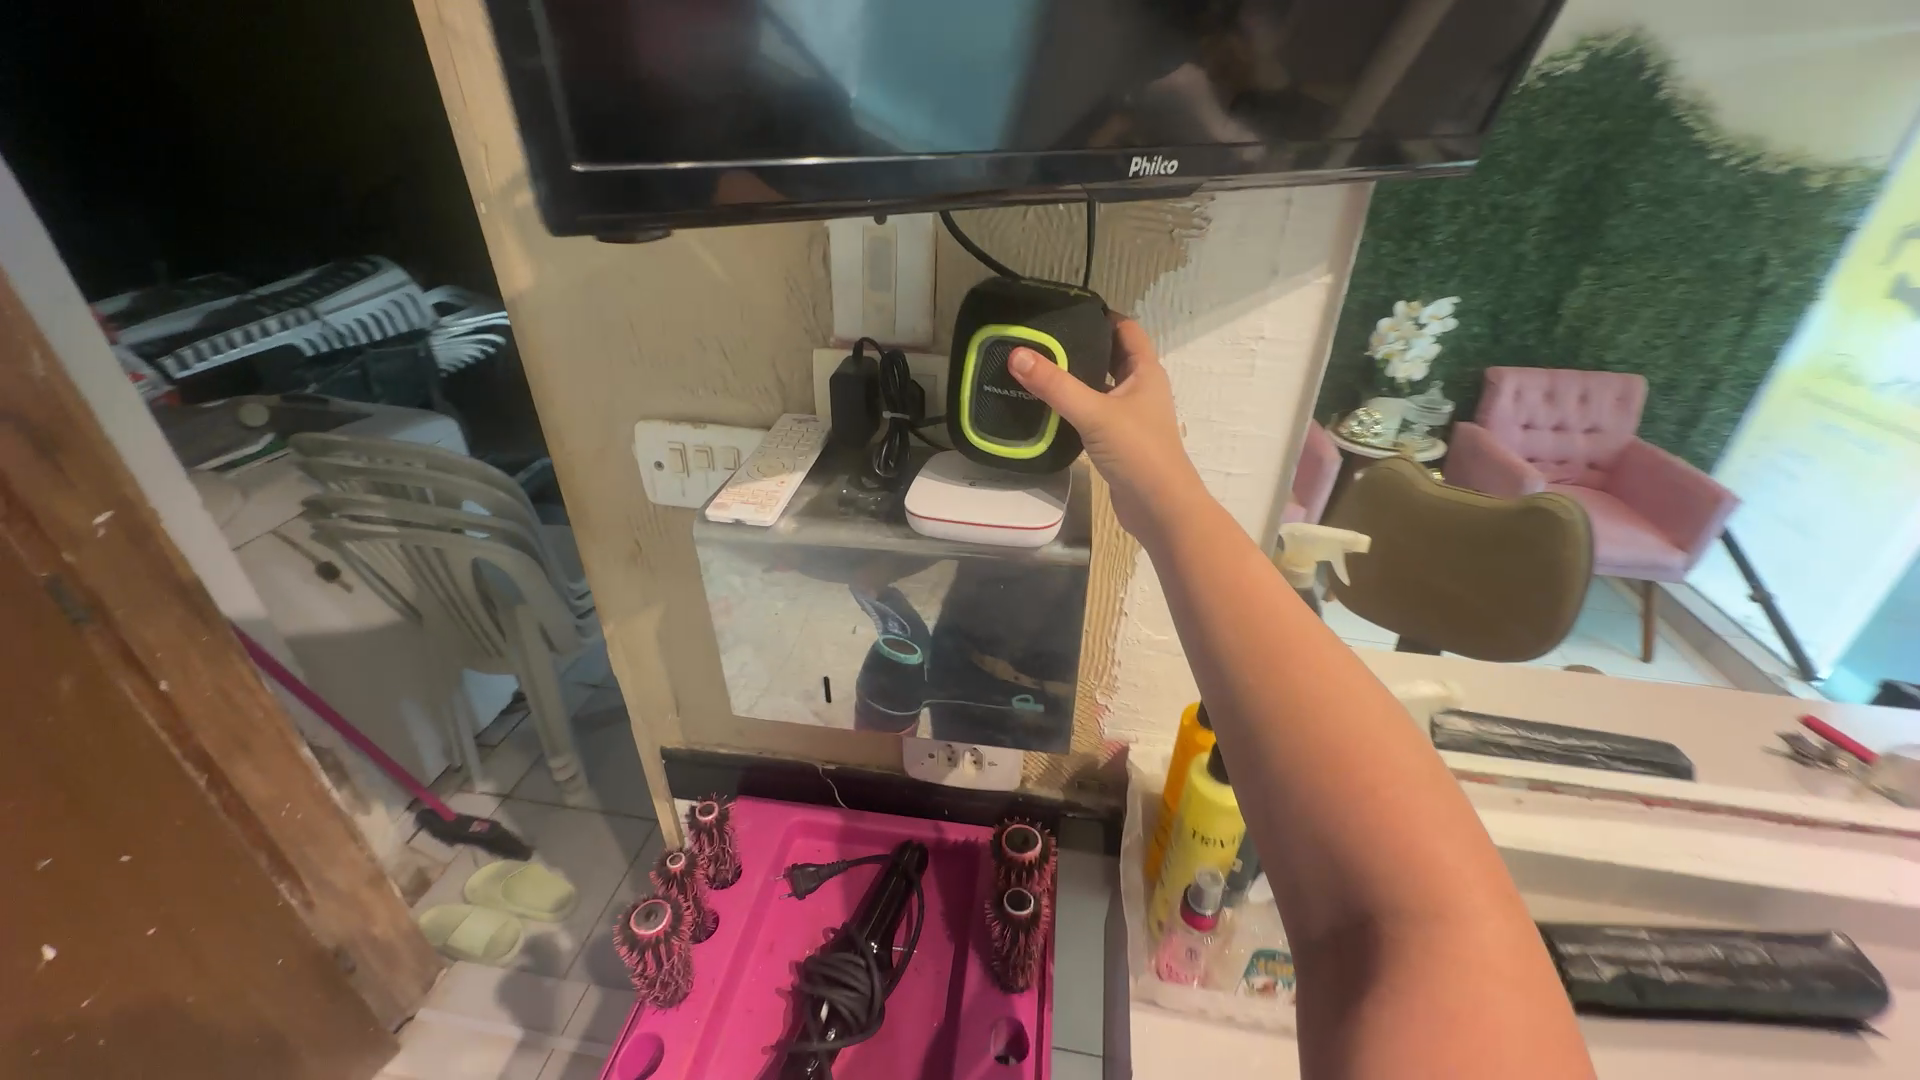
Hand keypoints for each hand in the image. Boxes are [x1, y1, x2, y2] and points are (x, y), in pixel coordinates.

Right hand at [1009, 314, 1206, 542]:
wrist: (1159, 507)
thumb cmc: (1137, 452)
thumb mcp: (1094, 413)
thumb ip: (1055, 385)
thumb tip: (1017, 355)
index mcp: (1145, 371)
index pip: (1125, 329)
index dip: (1100, 316)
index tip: (1064, 312)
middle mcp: (1140, 389)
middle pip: (1110, 357)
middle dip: (1080, 347)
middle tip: (1041, 341)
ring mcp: (1130, 417)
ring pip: (1099, 388)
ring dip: (1074, 380)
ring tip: (1036, 370)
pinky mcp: (1118, 441)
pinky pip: (1092, 415)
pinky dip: (1073, 409)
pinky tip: (1046, 410)